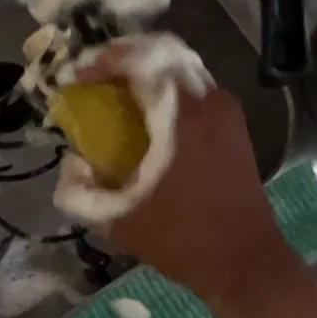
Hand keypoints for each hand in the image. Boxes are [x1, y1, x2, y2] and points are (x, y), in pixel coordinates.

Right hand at [96, 63, 299, 310]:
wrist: (246, 262)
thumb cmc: (183, 239)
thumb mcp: (120, 221)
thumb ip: (82, 192)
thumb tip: (70, 165)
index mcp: (181, 114)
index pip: (140, 59)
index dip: (102, 61)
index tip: (76, 79)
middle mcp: (209, 101)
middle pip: (164, 55)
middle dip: (125, 61)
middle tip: (94, 80)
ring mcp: (227, 113)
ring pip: (182, 71)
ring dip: (148, 76)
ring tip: (116, 97)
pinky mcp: (235, 129)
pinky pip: (195, 92)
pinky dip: (167, 94)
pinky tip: (147, 121)